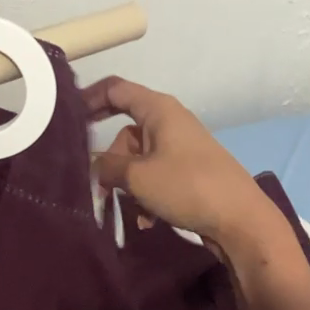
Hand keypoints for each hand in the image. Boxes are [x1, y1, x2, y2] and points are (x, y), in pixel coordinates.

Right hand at [85, 77, 290, 261]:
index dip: (89, 98)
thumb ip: (106, 167)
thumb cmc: (187, 186)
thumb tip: (94, 166)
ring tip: (134, 211)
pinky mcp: (189, 172)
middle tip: (101, 186)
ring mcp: (181, 147)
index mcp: (158, 109)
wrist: (242, 220)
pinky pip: (155, 176)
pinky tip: (149, 220)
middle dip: (111, 161)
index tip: (67, 118)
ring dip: (129, 184)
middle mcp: (169, 121)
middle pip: (125, 132)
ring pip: (139, 159)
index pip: (115, 89)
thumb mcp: (138, 176)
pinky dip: (147, 194)